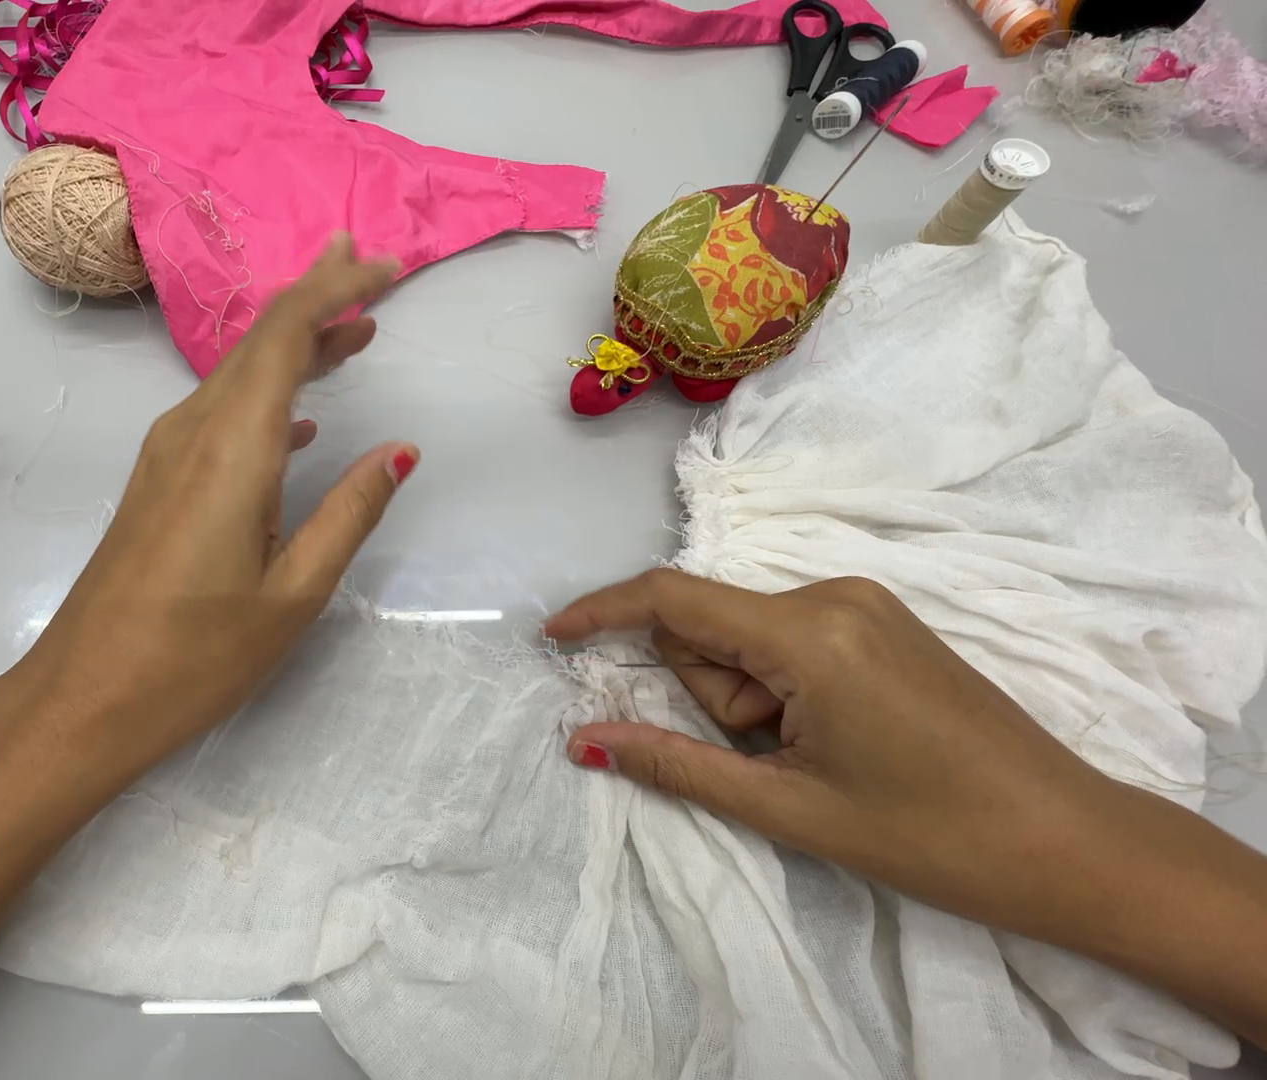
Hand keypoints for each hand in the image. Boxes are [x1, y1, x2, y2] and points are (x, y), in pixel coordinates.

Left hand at [8, 234, 415, 773]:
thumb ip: (349, 513)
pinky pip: (219, 414)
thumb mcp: (293, 594)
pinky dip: (266, 397)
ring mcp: (166, 455)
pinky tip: (299, 421)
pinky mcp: (157, 482)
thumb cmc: (195, 657)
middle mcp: (193, 433)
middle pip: (258, 342)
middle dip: (316, 298)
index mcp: (232, 450)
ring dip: (294, 347)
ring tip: (352, 335)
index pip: (283, 335)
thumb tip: (400, 451)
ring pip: (237, 375)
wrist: (84, 697)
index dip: (334, 290)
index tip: (384, 268)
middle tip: (371, 273)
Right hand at [545, 570, 1127, 931]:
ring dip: (744, 694)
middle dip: (710, 690)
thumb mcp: (784, 808)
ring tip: (807, 749)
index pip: (673, 599)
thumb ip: (671, 764)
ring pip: (741, 634)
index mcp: (809, 634)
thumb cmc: (930, 836)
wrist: (1080, 849)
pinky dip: (771, 681)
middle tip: (769, 752)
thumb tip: (581, 742)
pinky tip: (823, 729)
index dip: (602, 611)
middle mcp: (831, 595)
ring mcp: (860, 602)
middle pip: (707, 626)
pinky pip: (779, 635)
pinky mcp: (874, 618)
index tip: (552, 636)